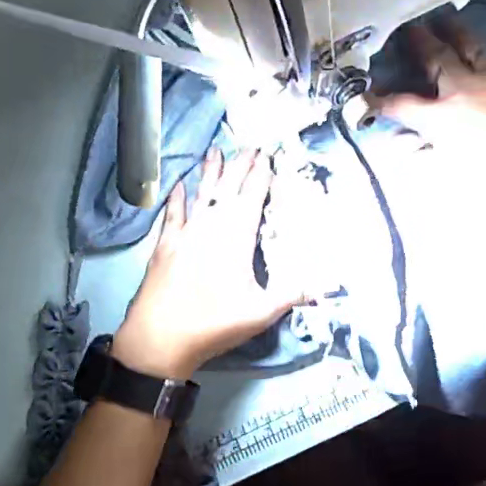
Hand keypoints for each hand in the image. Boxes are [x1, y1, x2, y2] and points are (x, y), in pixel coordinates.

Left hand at [114, 148, 304, 379]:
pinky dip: (177, 199)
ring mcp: (184, 235)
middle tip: (250, 147)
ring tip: (216, 151)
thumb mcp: (261, 313)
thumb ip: (291, 295)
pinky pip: (173, 215)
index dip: (261, 177)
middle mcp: (209, 229)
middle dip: (240, 167)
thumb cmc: (214, 324)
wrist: (159, 338)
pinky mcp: (164, 247)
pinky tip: (180, 186)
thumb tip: (325, 288)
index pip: (251, 199)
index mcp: (235, 239)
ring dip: (210, 173)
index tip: (268, 157)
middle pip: (227, 190)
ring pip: (200, 195)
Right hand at [373, 21, 485, 232]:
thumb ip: (429, 156)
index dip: (382, 100)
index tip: (371, 96)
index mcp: (443, 118)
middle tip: (411, 31)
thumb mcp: (458, 177)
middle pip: (434, 57)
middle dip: (419, 43)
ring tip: (445, 25)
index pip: (401, 105)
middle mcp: (464, 87)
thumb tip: (407, 145)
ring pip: (468, 45)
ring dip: (453, 35)